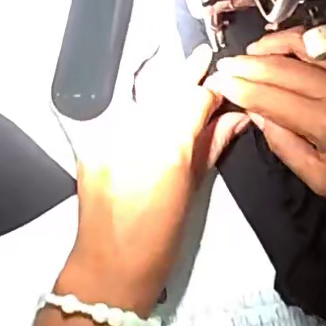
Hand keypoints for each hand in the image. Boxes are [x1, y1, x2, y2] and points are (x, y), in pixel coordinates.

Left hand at [58, 44, 249, 311]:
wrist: (108, 265)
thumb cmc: (154, 242)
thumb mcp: (193, 191)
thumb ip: (212, 145)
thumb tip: (234, 119)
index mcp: (168, 149)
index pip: (196, 98)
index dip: (213, 90)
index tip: (221, 86)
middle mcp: (134, 134)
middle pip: (166, 87)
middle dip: (186, 72)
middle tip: (201, 59)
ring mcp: (108, 135)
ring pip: (140, 92)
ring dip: (161, 80)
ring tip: (178, 71)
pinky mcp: (90, 140)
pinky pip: (117, 107)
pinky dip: (135, 100)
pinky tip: (148, 98)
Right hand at [204, 27, 325, 238]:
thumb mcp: (325, 183)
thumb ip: (286, 146)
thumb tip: (257, 116)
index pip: (268, 96)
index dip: (238, 88)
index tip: (216, 82)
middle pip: (280, 67)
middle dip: (246, 65)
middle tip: (222, 64)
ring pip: (304, 45)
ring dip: (272, 45)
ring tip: (251, 52)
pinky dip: (307, 39)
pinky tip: (291, 44)